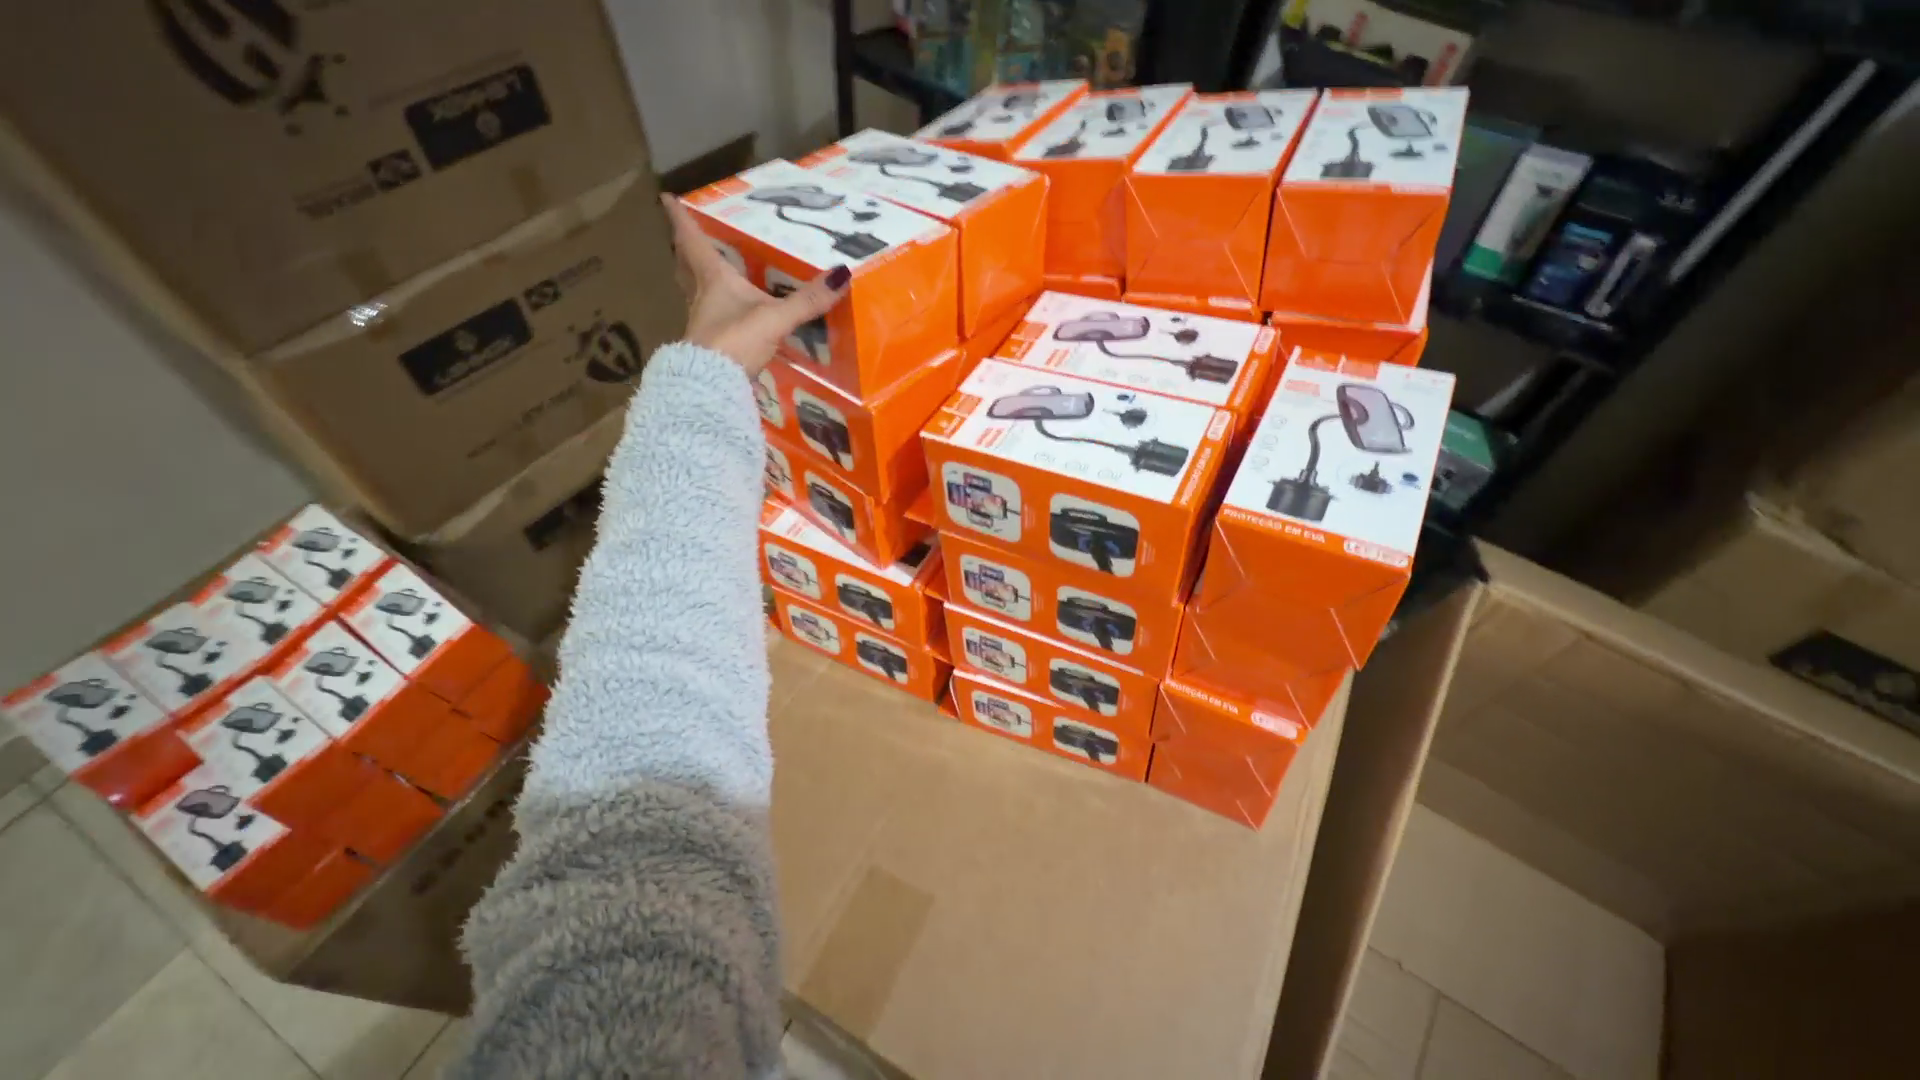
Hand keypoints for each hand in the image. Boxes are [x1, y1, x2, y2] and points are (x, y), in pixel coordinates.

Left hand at [661, 194, 850, 374]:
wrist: (712, 386)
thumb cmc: (734, 341)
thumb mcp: (775, 318)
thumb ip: (807, 300)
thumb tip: (842, 275)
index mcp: (713, 280)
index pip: (692, 241)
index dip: (681, 219)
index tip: (666, 198)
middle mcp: (702, 297)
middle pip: (688, 266)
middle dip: (686, 248)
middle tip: (684, 233)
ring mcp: (703, 323)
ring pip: (695, 291)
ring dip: (697, 278)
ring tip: (707, 269)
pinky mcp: (710, 346)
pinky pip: (711, 317)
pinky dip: (716, 309)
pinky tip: (728, 313)